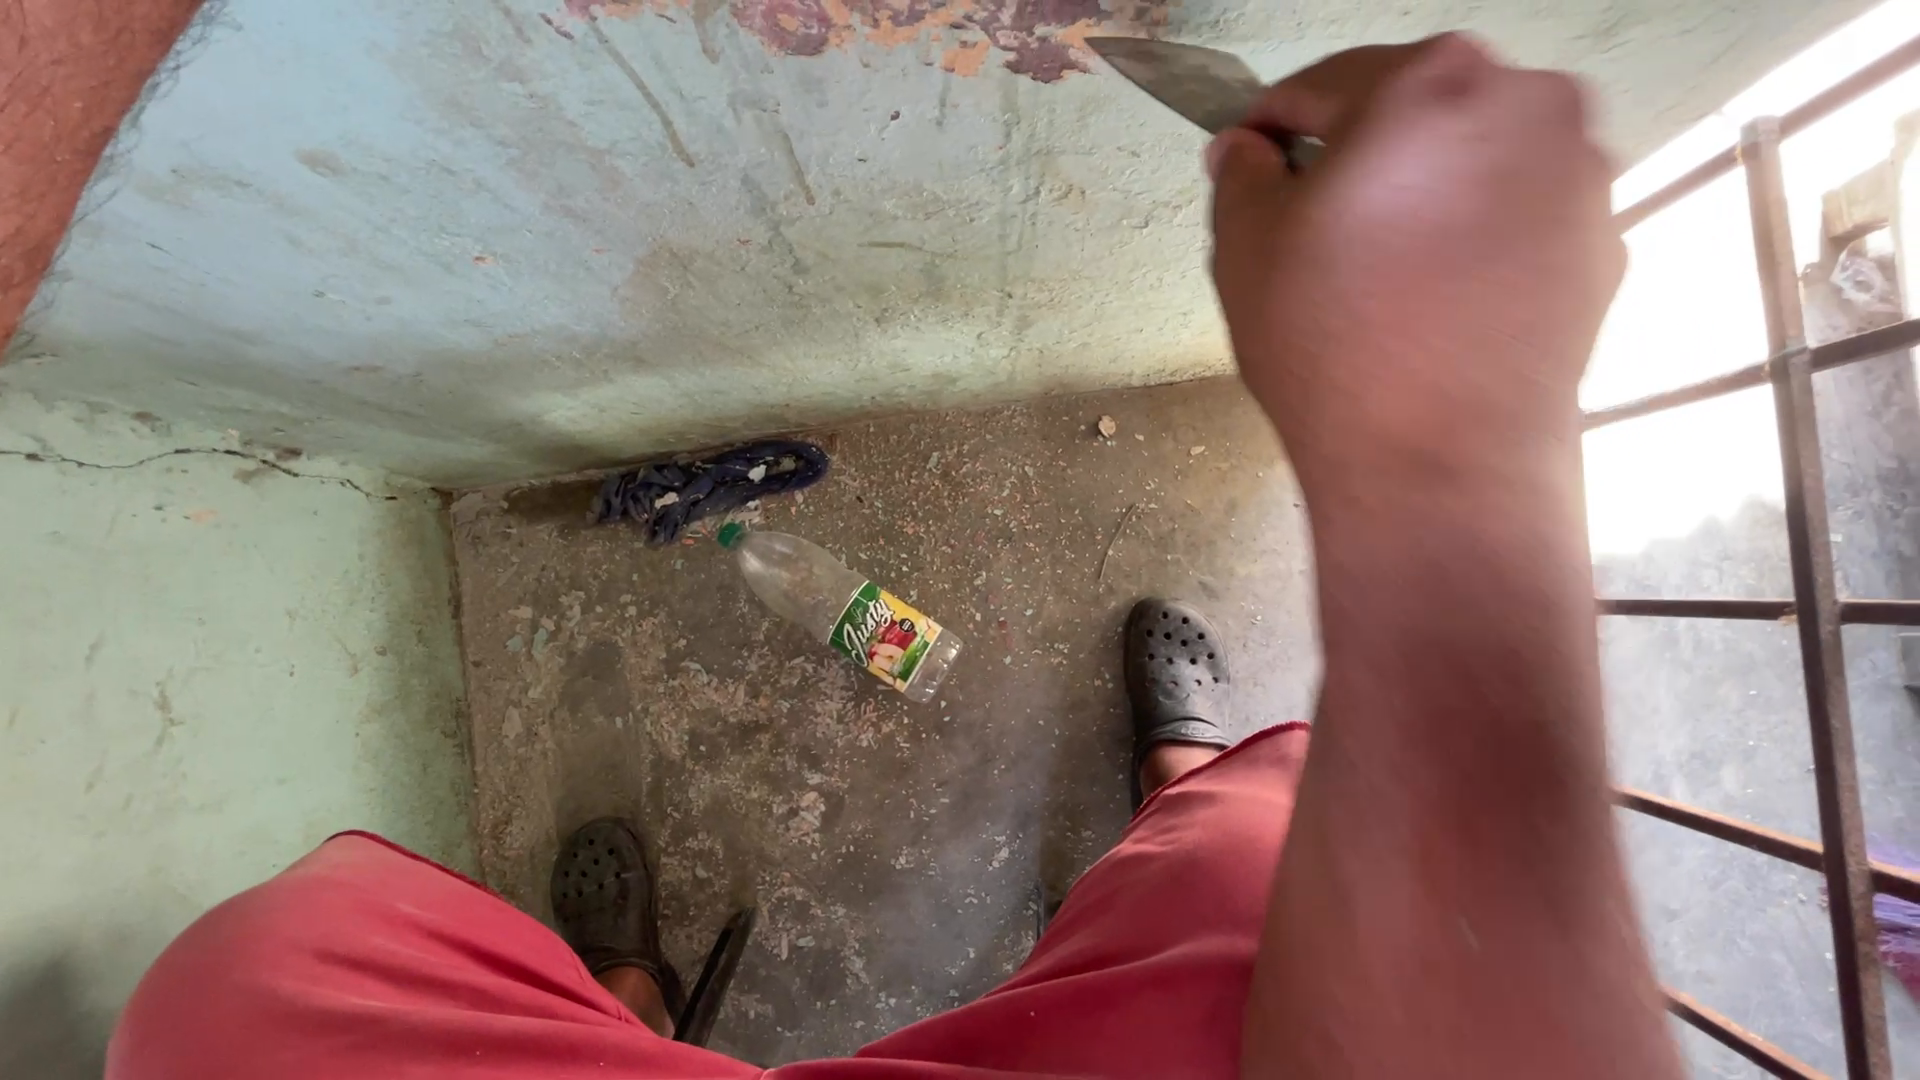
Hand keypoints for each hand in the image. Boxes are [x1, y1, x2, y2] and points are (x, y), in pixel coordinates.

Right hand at [1208, 34, 1623, 499]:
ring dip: (1416, 198)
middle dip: (1353, 162)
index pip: (1322, 85)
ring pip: (1469, 165)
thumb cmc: (1328, 343)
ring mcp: (1581, 174)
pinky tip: (1431, 306)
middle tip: (1312, 235)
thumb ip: (1239, 178)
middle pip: (1410, 115)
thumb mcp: (1245, 251)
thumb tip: (1243, 151)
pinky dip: (1467, 242)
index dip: (1270, 130)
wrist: (1438, 460)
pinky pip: (1514, 220)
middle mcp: (1527, 101)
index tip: (1247, 172)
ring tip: (1376, 280)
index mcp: (1428, 83)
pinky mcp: (1604, 244)